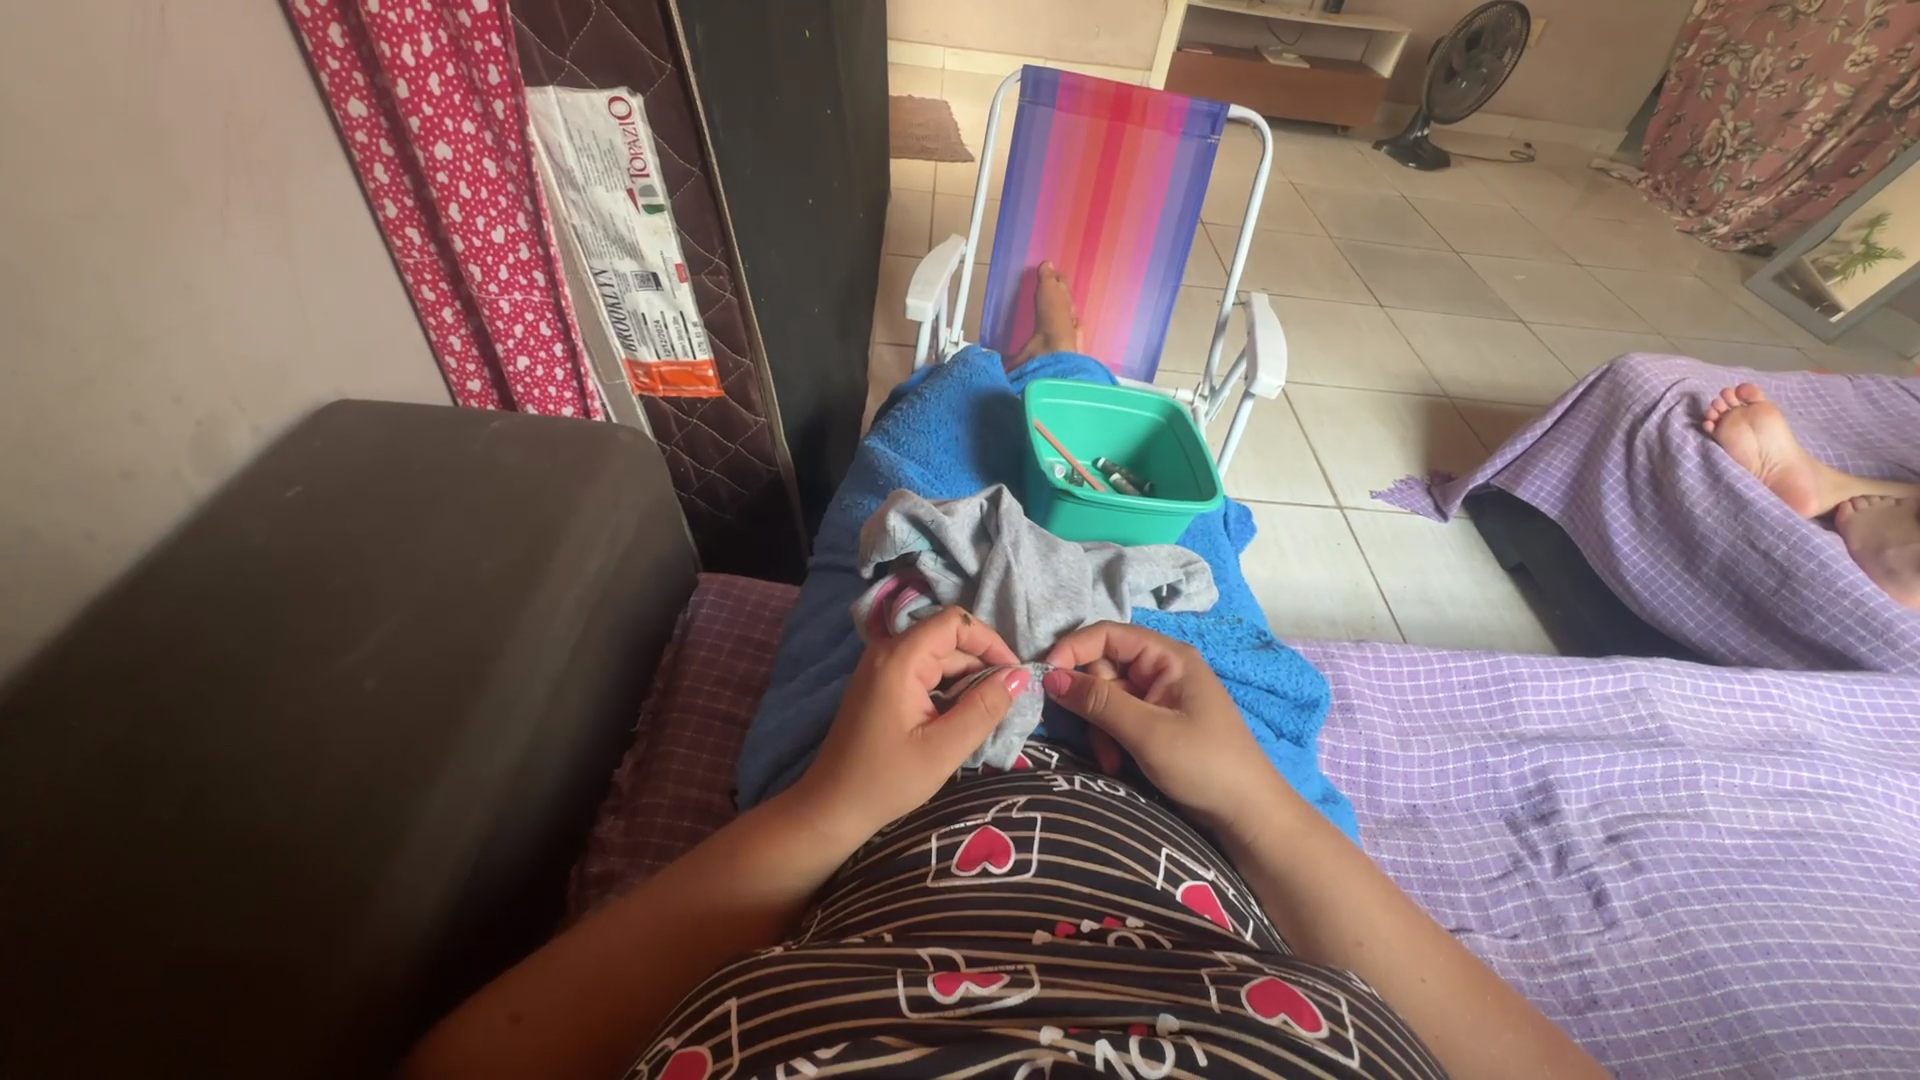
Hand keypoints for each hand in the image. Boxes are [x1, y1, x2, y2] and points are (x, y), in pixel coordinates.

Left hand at [794, 608, 1024, 838]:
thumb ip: (984, 708)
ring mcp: (881, 667)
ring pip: (939, 657)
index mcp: (900, 659)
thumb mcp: (944, 749)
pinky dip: (948, 688)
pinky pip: (924, 672)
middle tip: (1006, 703)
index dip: (990, 641)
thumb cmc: (886, 781)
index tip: (1014, 675)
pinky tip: (960, 717)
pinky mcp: (882, 684)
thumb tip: (1020, 676)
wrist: (831, 807)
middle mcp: (887, 652)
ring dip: (967, 680)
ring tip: (987, 714)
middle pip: (948, 639)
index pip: (955, 623)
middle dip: (982, 665)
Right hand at [1042, 622, 1283, 837]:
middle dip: (1091, 703)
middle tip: (1092, 737)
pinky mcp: (1155, 724)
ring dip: (1099, 728)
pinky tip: (1116, 764)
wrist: (1247, 816)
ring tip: (1110, 760)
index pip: (1107, 635)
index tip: (1045, 677)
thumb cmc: (1205, 765)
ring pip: (1105, 697)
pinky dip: (1110, 740)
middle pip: (1102, 667)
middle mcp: (1161, 669)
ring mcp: (1158, 698)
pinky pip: (1117, 719)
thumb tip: (1050, 676)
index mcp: (1167, 657)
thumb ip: (1098, 701)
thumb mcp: (1147, 732)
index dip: (1073, 650)